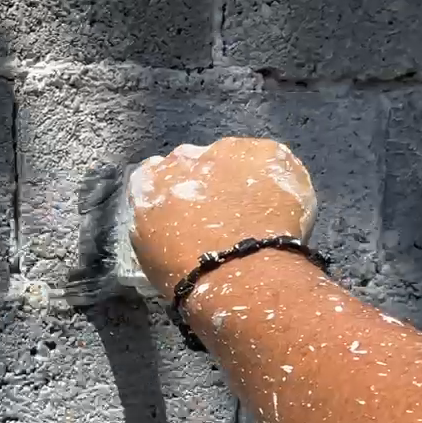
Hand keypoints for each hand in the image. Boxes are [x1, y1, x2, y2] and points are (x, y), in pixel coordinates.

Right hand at [126, 138, 317, 295]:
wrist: (235, 271)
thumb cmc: (182, 269)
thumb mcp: (146, 247)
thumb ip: (151, 219)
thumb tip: (164, 215)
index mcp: (147, 180)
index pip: (152, 174)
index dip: (169, 191)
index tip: (180, 208)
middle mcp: (182, 157)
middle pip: (193, 163)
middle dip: (203, 181)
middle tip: (217, 211)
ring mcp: (225, 151)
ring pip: (231, 159)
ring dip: (237, 177)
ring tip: (250, 210)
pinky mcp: (266, 153)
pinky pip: (269, 162)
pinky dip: (272, 179)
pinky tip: (275, 204)